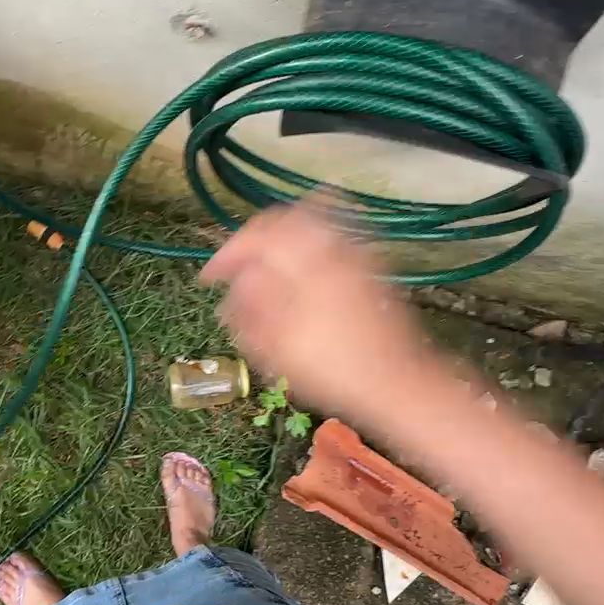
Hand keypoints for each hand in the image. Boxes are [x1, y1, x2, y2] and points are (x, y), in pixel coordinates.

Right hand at [205, 203, 460, 421]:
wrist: (395, 382)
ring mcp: (356, 255)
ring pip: (310, 230)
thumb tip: (236, 283)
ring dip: (280, 244)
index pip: (256, 235)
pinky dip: (307, 251)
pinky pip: (330, 244)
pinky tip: (299, 277)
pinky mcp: (370, 271)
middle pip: (284, 222)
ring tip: (263, 271)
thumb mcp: (276, 344)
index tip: (209, 279)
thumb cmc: (330, 368)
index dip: (227, 254)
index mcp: (306, 259)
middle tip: (235, 270)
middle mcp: (332, 245)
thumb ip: (250, 307)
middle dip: (254, 243)